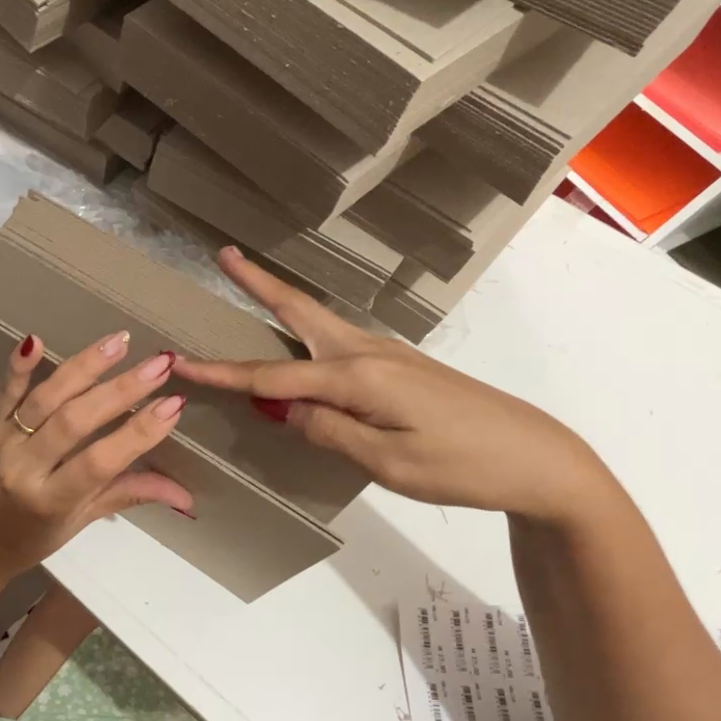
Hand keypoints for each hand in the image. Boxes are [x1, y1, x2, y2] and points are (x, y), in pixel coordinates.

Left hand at [0, 330, 192, 577]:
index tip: (174, 404)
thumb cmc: (34, 536)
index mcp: (51, 499)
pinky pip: (6, 390)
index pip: (100, 461)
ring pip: (46, 399)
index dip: (137, 433)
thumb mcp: (82, 521)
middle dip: (121, 391)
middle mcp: (25, 466)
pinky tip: (37, 339)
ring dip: (84, 368)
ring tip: (119, 342)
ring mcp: (5, 440)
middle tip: (159, 365)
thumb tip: (187, 498)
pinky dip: (20, 365)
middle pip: (75, 421)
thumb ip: (129, 495)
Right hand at [174, 247, 617, 524]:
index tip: (179, 365)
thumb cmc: (463, 466)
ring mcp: (387, 353)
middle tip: (224, 254)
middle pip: (299, 311)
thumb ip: (328, 430)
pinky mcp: (400, 365)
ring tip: (245, 282)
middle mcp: (367, 352)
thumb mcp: (387, 463)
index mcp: (358, 376)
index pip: (272, 376)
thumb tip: (285, 407)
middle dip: (258, 284)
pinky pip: (335, 341)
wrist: (540, 460)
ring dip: (278, 301)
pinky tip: (296, 347)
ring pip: (317, 321)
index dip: (222, 373)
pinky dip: (302, 333)